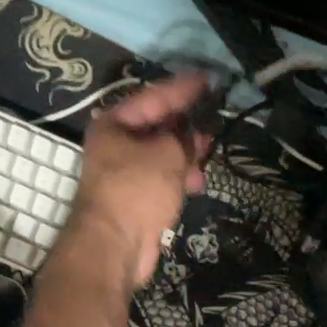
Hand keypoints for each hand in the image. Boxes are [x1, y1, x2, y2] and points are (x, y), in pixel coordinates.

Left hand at [65, 73, 210, 284]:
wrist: (114, 247)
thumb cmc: (136, 190)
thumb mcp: (167, 154)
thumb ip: (184, 138)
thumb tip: (193, 135)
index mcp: (113, 124)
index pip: (154, 97)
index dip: (182, 89)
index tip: (207, 80)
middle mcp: (114, 147)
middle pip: (156, 128)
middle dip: (186, 125)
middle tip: (213, 119)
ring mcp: (124, 176)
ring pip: (160, 156)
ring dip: (185, 155)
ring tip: (209, 154)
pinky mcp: (134, 202)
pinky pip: (161, 180)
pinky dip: (178, 178)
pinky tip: (196, 181)